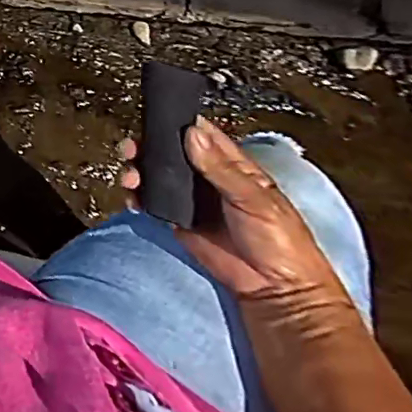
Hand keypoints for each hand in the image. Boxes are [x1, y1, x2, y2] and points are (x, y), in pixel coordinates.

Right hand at [119, 118, 350, 308]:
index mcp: (232, 166)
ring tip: (131, 177)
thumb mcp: (255, 201)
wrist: (275, 293)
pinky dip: (137, 196)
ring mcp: (190, 198)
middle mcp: (207, 177)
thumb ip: (221, 168)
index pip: (201, 134)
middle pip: (169, 151)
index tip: (156, 118)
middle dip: (147, 146)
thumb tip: (191, 132)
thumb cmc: (280, 243)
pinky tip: (133, 198)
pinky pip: (150, 201)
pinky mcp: (177, 218)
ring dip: (138, 169)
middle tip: (132, 148)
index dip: (179, 122)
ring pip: (155, 173)